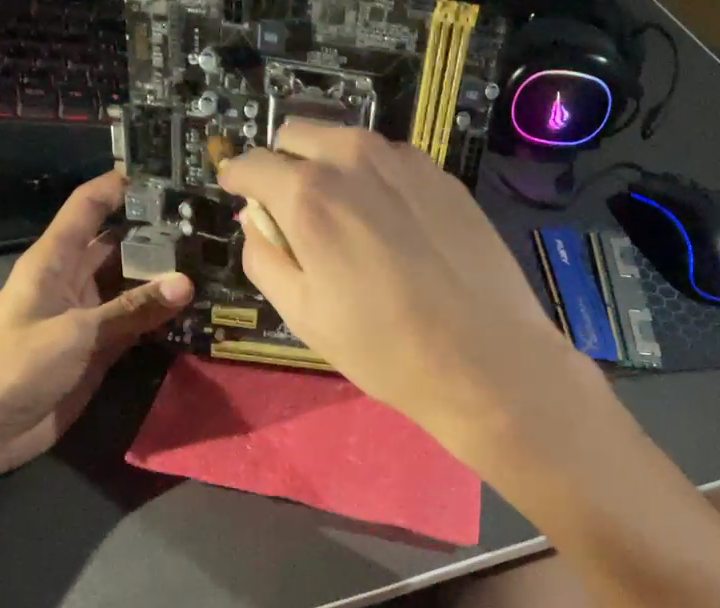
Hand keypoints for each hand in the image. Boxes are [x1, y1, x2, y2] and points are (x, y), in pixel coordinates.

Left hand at [0, 170, 192, 473]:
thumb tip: (185, 283)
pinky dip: (159, 323)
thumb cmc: (17, 364)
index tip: (158, 173)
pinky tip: (193, 317)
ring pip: (131, 291)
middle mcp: (72, 283)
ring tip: (211, 267)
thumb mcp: (76, 331)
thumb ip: (131, 309)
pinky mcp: (98, 354)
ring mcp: (86, 320)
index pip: (86, 209)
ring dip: (163, 283)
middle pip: (117, 249)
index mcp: (53, 262)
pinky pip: (134, 329)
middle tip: (205, 227)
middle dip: (154, 236)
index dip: (116, 188)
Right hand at [216, 125, 604, 458]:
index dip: (238, 178)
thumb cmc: (384, 350)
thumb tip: (255, 224)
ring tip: (347, 225)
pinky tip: (393, 230)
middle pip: (300, 136)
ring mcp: (406, 163)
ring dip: (333, 169)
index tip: (237, 192)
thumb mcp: (304, 318)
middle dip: (285, 165)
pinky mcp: (444, 178)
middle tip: (294, 215)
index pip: (253, 163)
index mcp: (310, 196)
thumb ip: (266, 260)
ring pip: (349, 144)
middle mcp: (355, 161)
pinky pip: (392, 163)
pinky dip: (376, 182)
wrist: (483, 359)